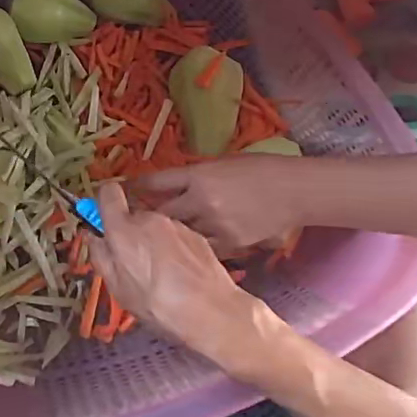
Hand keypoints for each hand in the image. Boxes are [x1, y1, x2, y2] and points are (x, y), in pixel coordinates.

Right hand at [86, 183, 285, 376]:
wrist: (211, 312)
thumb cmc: (156, 303)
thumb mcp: (116, 287)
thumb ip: (101, 256)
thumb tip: (93, 236)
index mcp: (124, 228)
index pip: (108, 192)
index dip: (103, 203)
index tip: (104, 222)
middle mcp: (150, 218)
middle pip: (133, 215)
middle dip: (129, 233)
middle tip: (133, 263)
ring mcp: (176, 225)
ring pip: (155, 227)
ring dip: (152, 242)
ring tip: (161, 274)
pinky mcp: (197, 235)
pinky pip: (175, 236)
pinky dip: (173, 249)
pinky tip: (180, 274)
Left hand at [135, 156, 311, 255]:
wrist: (294, 190)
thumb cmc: (258, 169)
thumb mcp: (218, 164)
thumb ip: (191, 177)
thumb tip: (163, 188)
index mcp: (197, 175)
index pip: (155, 182)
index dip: (135, 189)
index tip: (122, 193)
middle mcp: (201, 200)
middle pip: (160, 214)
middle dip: (145, 219)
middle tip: (134, 223)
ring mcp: (215, 224)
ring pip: (178, 234)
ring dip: (167, 237)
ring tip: (154, 241)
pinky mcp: (230, 243)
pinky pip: (202, 247)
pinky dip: (193, 248)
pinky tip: (187, 251)